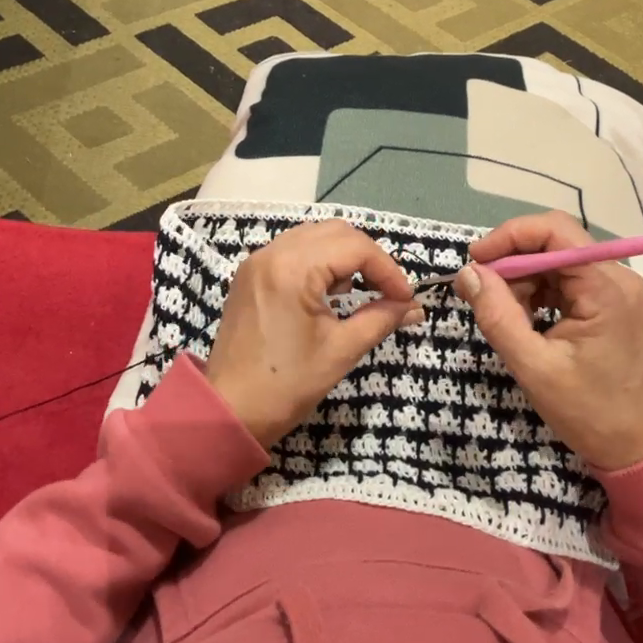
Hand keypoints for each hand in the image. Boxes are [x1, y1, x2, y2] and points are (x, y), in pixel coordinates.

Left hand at [205, 220, 420, 447]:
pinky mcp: (251, 274)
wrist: (229, 410)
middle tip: (388, 292)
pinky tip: (330, 292)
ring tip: (361, 292)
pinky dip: (319, 261)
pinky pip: (294, 250)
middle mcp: (273, 253)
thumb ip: (380, 319)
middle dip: (368, 257)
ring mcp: (258, 261)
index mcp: (293, 268)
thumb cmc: (286, 384)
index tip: (406, 298)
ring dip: (344, 256)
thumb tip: (413, 307)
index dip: (388, 269)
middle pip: (336, 232)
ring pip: (314, 237)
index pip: (355, 247)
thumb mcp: (341, 350)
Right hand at [454, 212, 642, 470]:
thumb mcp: (534, 367)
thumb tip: (467, 273)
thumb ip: (498, 316)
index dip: (510, 236)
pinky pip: (567, 280)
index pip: (554, 231)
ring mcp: (617, 290)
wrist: (642, 450)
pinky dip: (539, 292)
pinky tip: (525, 320)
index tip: (475, 260)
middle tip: (482, 293)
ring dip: (523, 279)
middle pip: (554, 242)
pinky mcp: (611, 304)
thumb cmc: (591, 413)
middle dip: (512, 262)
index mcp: (606, 287)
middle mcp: (617, 277)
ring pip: (557, 260)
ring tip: (505, 315)